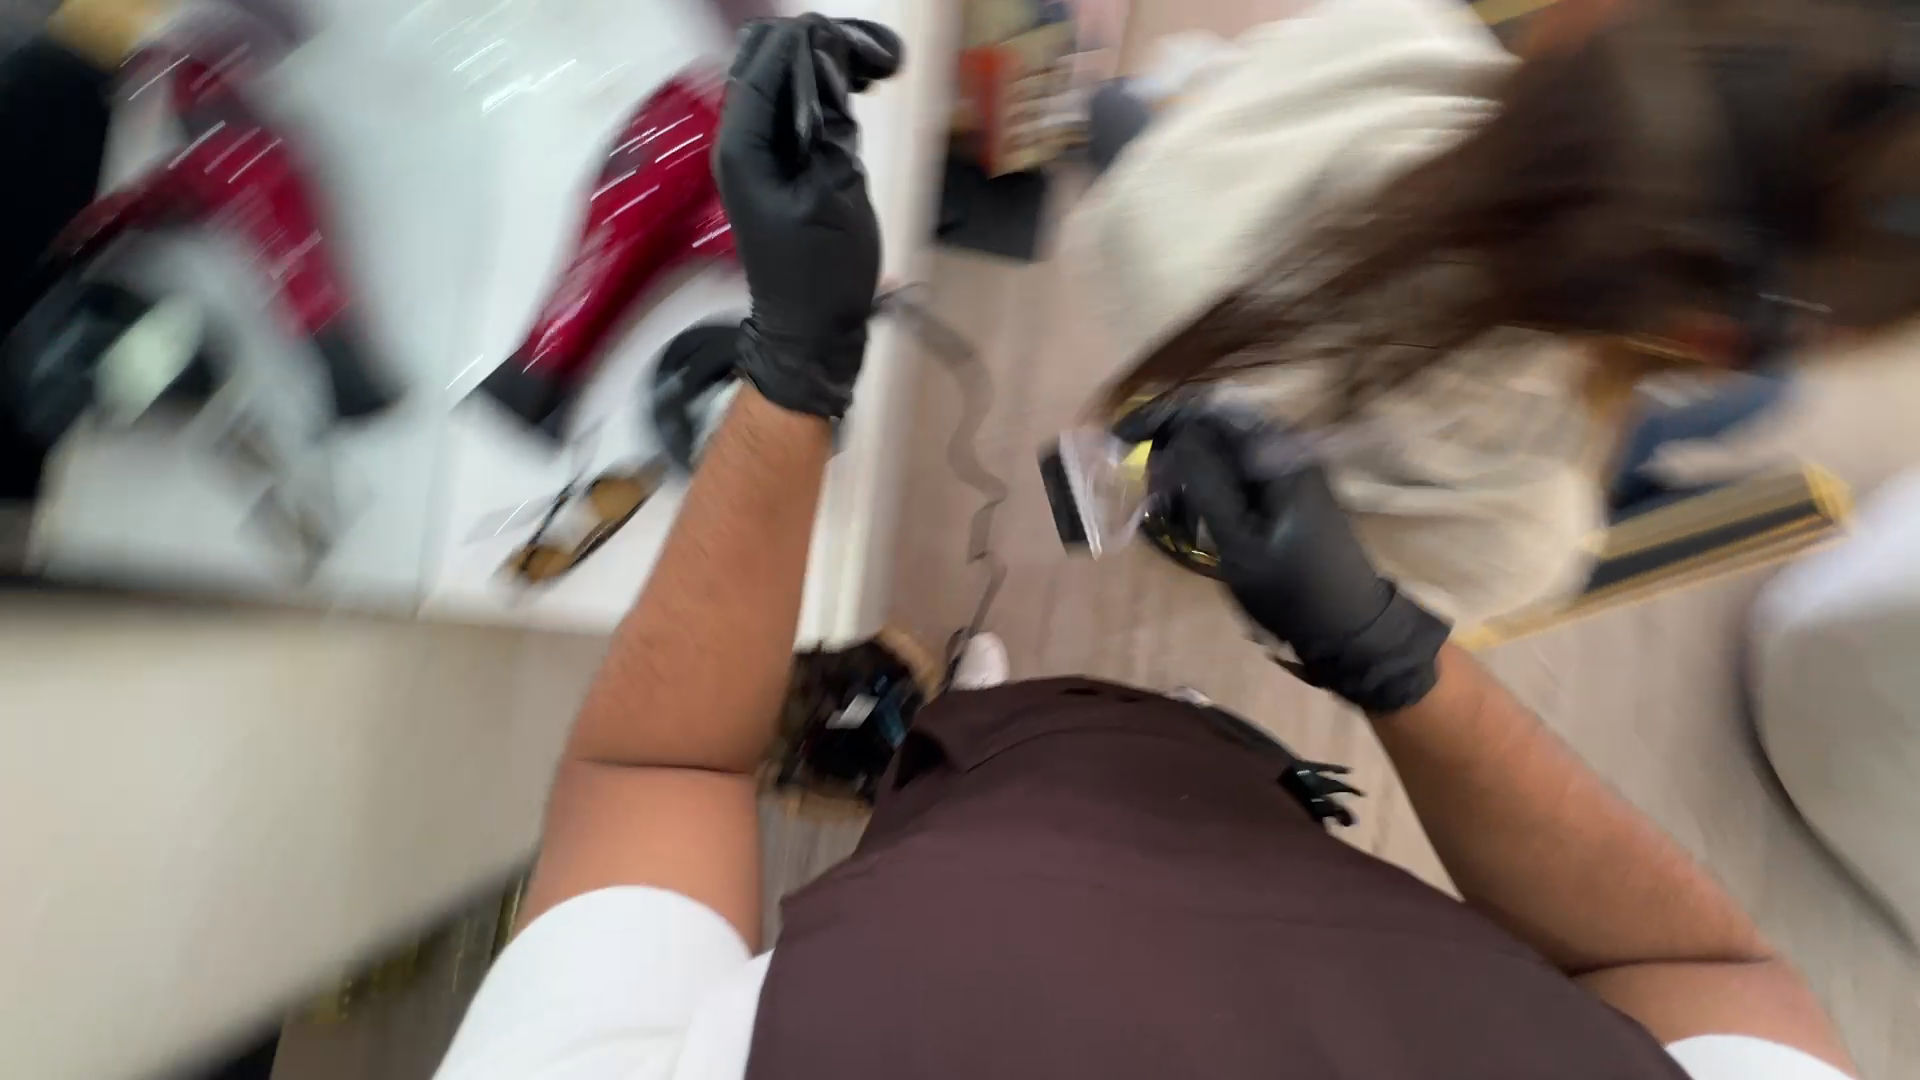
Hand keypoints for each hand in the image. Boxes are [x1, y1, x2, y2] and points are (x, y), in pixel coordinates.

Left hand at [715, 15, 902, 419]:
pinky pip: (795, 118)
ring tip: (879, 70)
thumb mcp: (835, 196)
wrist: (812, 335)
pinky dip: (825, 102)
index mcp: (742, 145)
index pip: (769, 58)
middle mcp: (741, 142)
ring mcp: (758, 159)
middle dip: (821, 47)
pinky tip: (858, 99)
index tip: (870, 46)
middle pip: (770, 62)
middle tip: (880, 58)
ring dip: (827, 71)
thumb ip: (830, 128)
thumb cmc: (822, 276)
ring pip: (784, 86)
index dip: (818, 39)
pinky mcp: (779, 175)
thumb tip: (833, 72)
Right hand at [1119, 399, 1450, 713]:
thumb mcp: (1238, 539)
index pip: (1205, 410)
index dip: (1157, 418)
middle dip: (1167, 447)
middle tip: (1138, 484)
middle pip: (1210, 425)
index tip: (1118, 439)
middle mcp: (1283, 448)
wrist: (1347, 626)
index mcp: (1276, 452)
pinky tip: (1189, 517)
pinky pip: (1231, 472)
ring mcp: (1285, 468)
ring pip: (1218, 449)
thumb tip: (1172, 436)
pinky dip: (1202, 487)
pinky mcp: (1282, 489)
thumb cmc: (1290, 587)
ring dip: (1183, 470)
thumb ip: (1206, 481)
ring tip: (1160, 507)